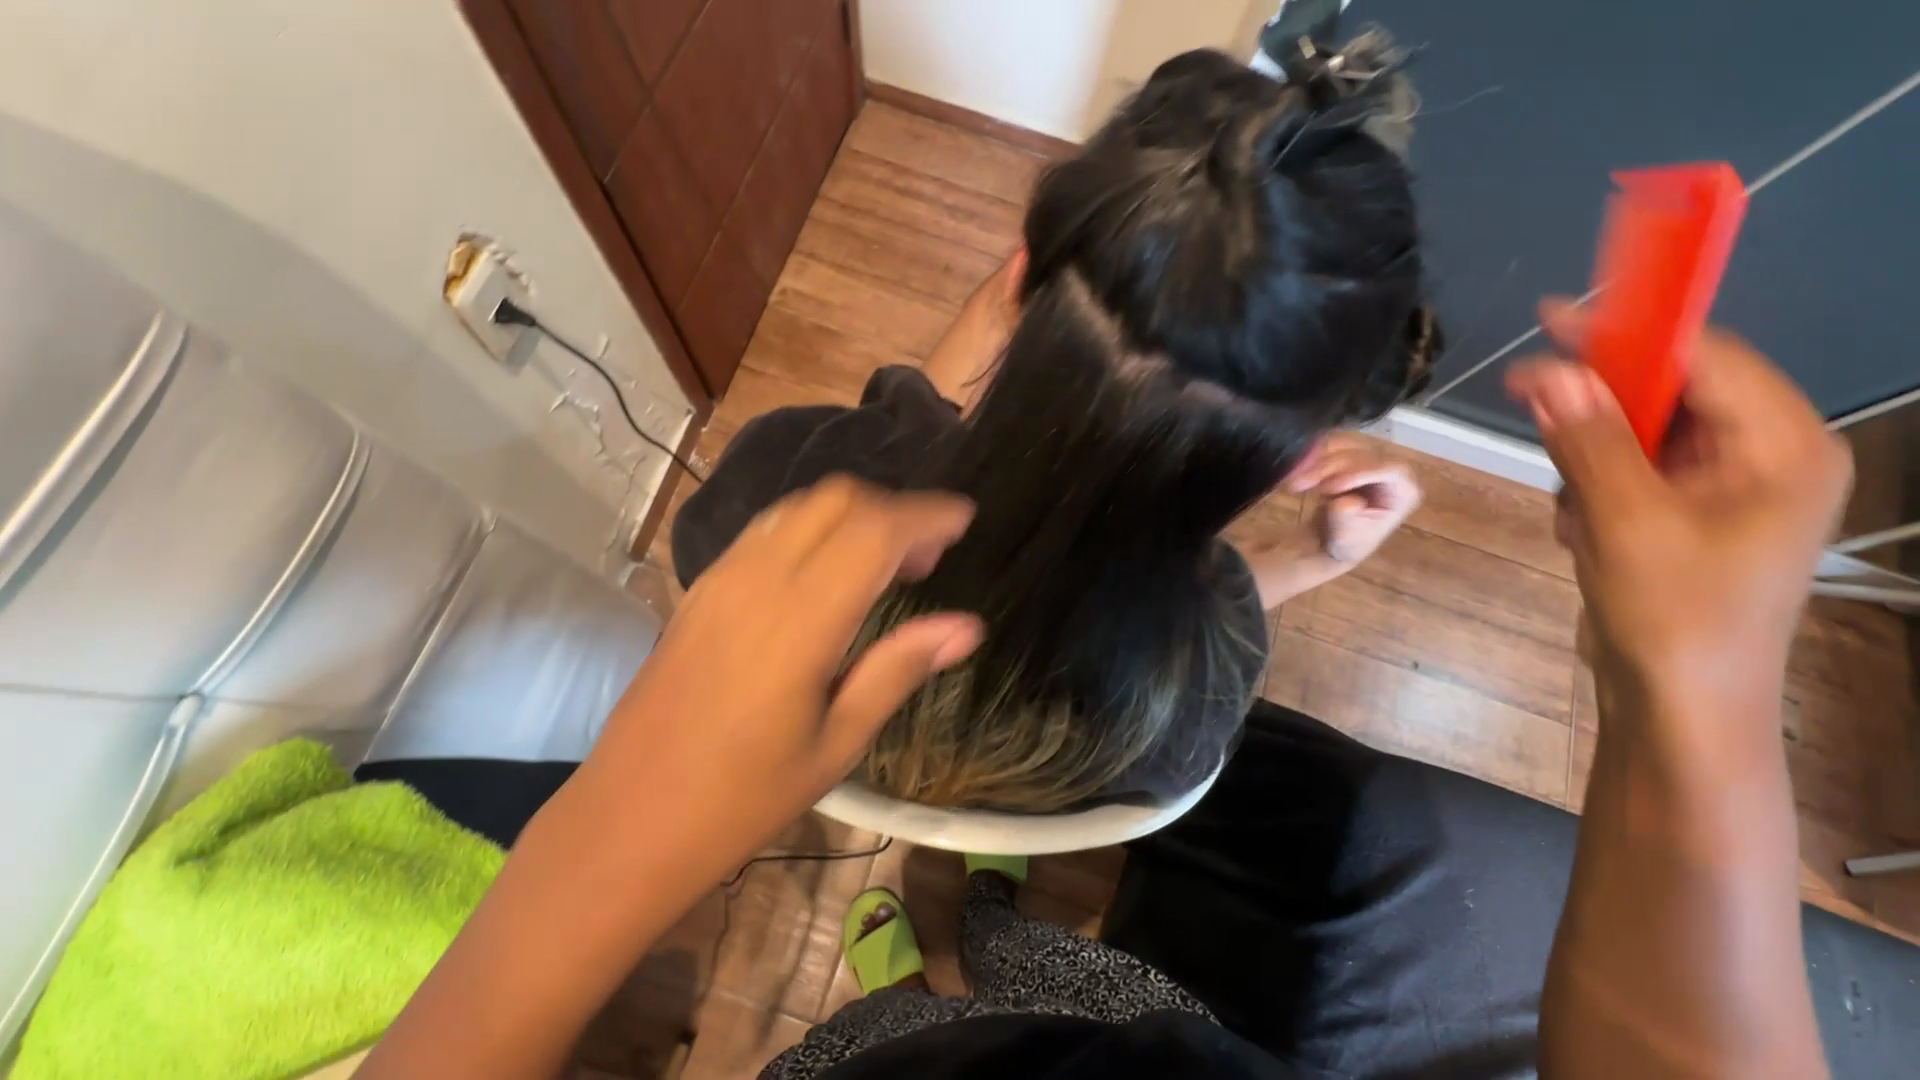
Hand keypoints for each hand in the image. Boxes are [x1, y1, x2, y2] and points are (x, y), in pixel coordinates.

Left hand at [584, 477, 983, 864]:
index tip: (965, 520)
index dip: (927, 515)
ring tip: (888, 563)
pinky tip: (828, 576)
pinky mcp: (699, 590)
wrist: (627, 818)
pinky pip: (766, 531)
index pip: (875, 532)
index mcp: (799, 622)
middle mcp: (757, 581)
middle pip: (836, 500)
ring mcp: (720, 580)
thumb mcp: (835, 746)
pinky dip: (813, 529)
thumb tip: (967, 626)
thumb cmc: (742, 799)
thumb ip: (897, 671)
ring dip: (852, 515)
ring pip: (798, 507)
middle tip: (929, 556)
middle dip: (893, 508)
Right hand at [1286, 434, 1422, 562]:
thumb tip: (1345, 502)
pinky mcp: (1350, 454)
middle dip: (1330, 467)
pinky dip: (1310, 456)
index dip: (1360, 472)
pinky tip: (1294, 472)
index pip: (1391, 470)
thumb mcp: (1346, 538)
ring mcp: (1371, 458)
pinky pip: (1330, 445)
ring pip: (1345, 445)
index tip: (1328, 488)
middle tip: (1300, 486)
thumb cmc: (1346, 543)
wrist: (1331, 539)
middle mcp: (1392, 469)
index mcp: (1405, 490)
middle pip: (1364, 453)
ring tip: (1294, 484)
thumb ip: (1347, 519)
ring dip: (1315, 461)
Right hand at [1506, 298, 1851, 713]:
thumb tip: (1548, 373)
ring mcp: (1727, 490)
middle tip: (1533, 405)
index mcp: (1783, 448)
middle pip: (1669, 394)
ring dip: (1590, 460)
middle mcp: (1765, 458)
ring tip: (1576, 512)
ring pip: (1638, 435)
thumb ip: (1587, 438)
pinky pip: (1630, 472)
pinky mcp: (1688, 516)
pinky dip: (1592, 490)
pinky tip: (1581, 530)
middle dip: (1599, 408)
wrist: (1677, 706)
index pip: (1706, 358)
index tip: (1553, 316)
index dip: (1630, 330)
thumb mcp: (1623, 519)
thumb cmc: (1672, 614)